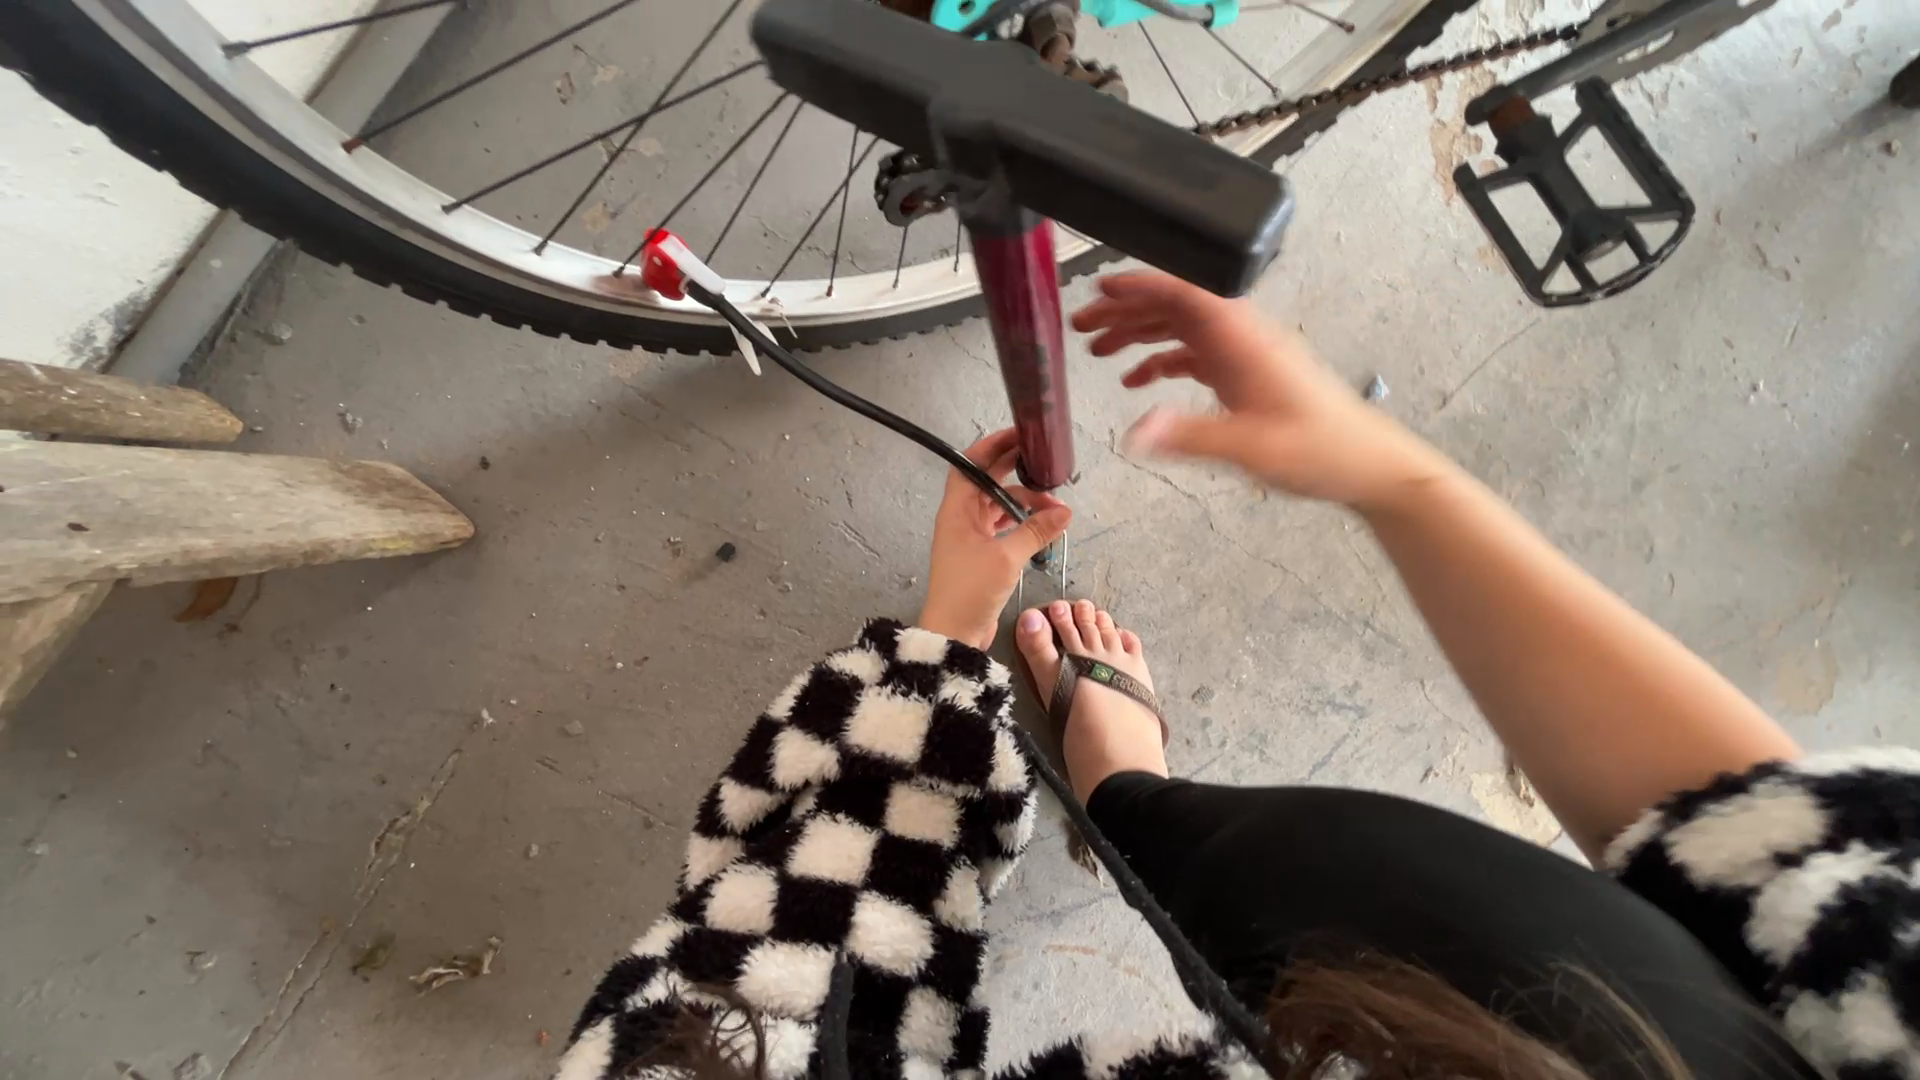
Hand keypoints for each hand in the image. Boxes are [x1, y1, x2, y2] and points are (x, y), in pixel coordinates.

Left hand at [918, 429, 1071, 649]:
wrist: (954, 632)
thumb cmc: (970, 590)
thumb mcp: (1007, 556)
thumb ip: (1036, 531)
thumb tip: (1065, 511)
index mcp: (957, 510)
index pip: (970, 464)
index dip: (992, 446)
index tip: (1019, 436)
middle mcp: (961, 518)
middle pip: (987, 482)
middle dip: (1014, 471)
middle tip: (1043, 463)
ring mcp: (970, 536)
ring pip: (999, 506)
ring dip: (1024, 502)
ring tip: (1053, 507)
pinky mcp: (981, 554)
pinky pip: (1002, 527)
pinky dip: (1021, 522)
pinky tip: (1042, 525)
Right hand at [1072, 271, 1444, 510]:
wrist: (1368, 464)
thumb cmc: (1321, 449)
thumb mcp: (1250, 446)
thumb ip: (1189, 436)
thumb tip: (1133, 433)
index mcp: (1244, 340)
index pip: (1185, 295)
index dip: (1141, 287)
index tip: (1101, 289)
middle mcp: (1240, 338)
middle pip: (1175, 308)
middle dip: (1125, 312)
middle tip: (1081, 326)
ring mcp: (1242, 356)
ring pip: (1181, 331)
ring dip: (1139, 335)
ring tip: (1098, 352)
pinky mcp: (1244, 376)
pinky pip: (1193, 358)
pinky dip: (1161, 363)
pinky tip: (1139, 382)